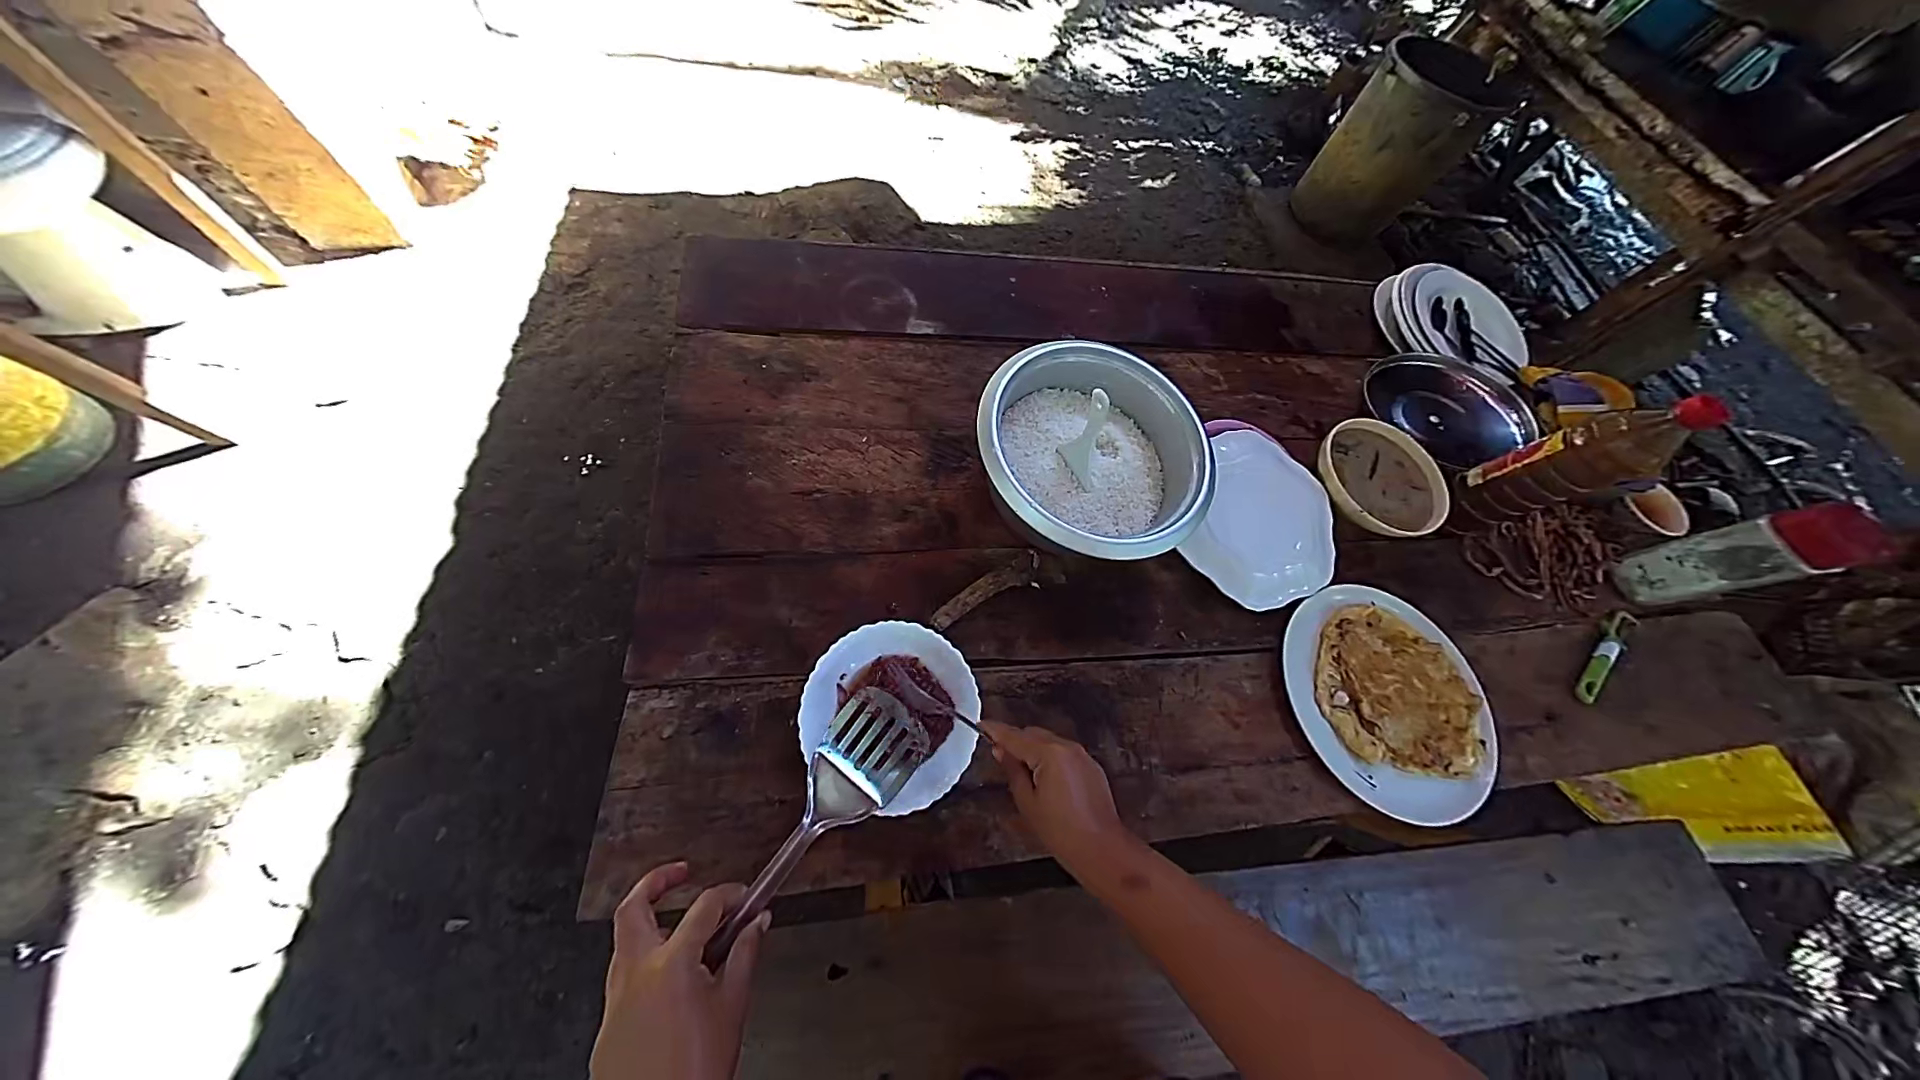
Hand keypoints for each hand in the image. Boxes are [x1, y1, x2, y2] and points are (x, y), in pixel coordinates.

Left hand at [590, 862, 768, 1079]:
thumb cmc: (695, 1072)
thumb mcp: (733, 1007)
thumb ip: (746, 955)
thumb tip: (757, 923)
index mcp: (671, 963)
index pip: (705, 906)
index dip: (730, 895)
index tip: (746, 899)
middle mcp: (635, 973)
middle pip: (632, 908)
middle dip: (656, 881)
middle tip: (680, 872)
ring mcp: (614, 999)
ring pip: (623, 942)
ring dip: (649, 922)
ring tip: (679, 923)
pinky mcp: (608, 1026)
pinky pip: (623, 976)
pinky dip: (646, 960)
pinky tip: (672, 977)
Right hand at [982, 721, 1130, 874]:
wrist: (1101, 848)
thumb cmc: (1060, 830)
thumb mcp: (1027, 801)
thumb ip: (1012, 770)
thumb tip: (1001, 751)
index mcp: (1049, 753)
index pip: (1015, 736)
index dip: (996, 730)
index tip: (982, 725)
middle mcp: (1067, 747)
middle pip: (1033, 734)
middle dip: (1015, 741)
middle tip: (1000, 756)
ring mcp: (1082, 755)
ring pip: (1049, 742)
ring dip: (1033, 749)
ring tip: (1022, 771)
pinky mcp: (1091, 766)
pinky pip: (1064, 753)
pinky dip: (1050, 757)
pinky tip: (1045, 778)